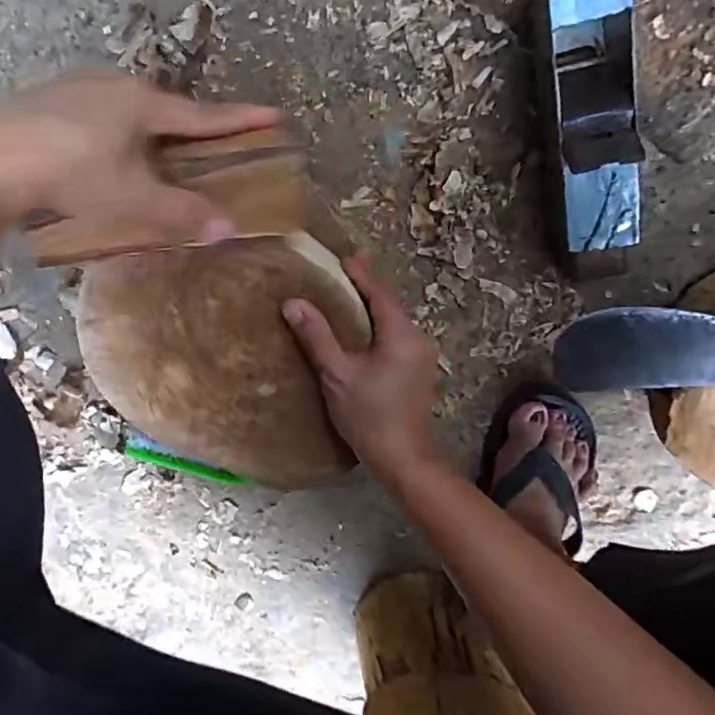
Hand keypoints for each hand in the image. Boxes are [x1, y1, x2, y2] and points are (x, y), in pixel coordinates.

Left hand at [0, 73, 281, 241]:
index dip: (239, 120)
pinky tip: (92, 148)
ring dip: (141, 126)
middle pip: (161, 107)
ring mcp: (75, 86)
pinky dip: (105, 129)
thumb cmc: (70, 173)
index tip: (273, 116)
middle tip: (200, 145)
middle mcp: (113, 85)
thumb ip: (179, 213)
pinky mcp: (44, 98)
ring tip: (143, 151)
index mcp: (143, 104)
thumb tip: (228, 228)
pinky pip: (90, 111)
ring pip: (123, 106)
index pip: (203, 116)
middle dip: (184, 126)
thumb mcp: (131, 198)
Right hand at [281, 253, 442, 480]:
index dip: (361, 274)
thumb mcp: (337, 374)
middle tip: (345, 268)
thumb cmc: (369, 415)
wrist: (403, 458)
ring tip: (347, 292)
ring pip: (393, 321)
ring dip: (371, 306)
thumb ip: (316, 337)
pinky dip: (376, 324)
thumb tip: (293, 302)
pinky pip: (395, 335)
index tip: (345, 256)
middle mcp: (418, 340)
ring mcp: (421, 356)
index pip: (380, 294)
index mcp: (401, 336)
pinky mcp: (417, 370)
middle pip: (389, 305)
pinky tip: (360, 327)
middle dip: (367, 286)